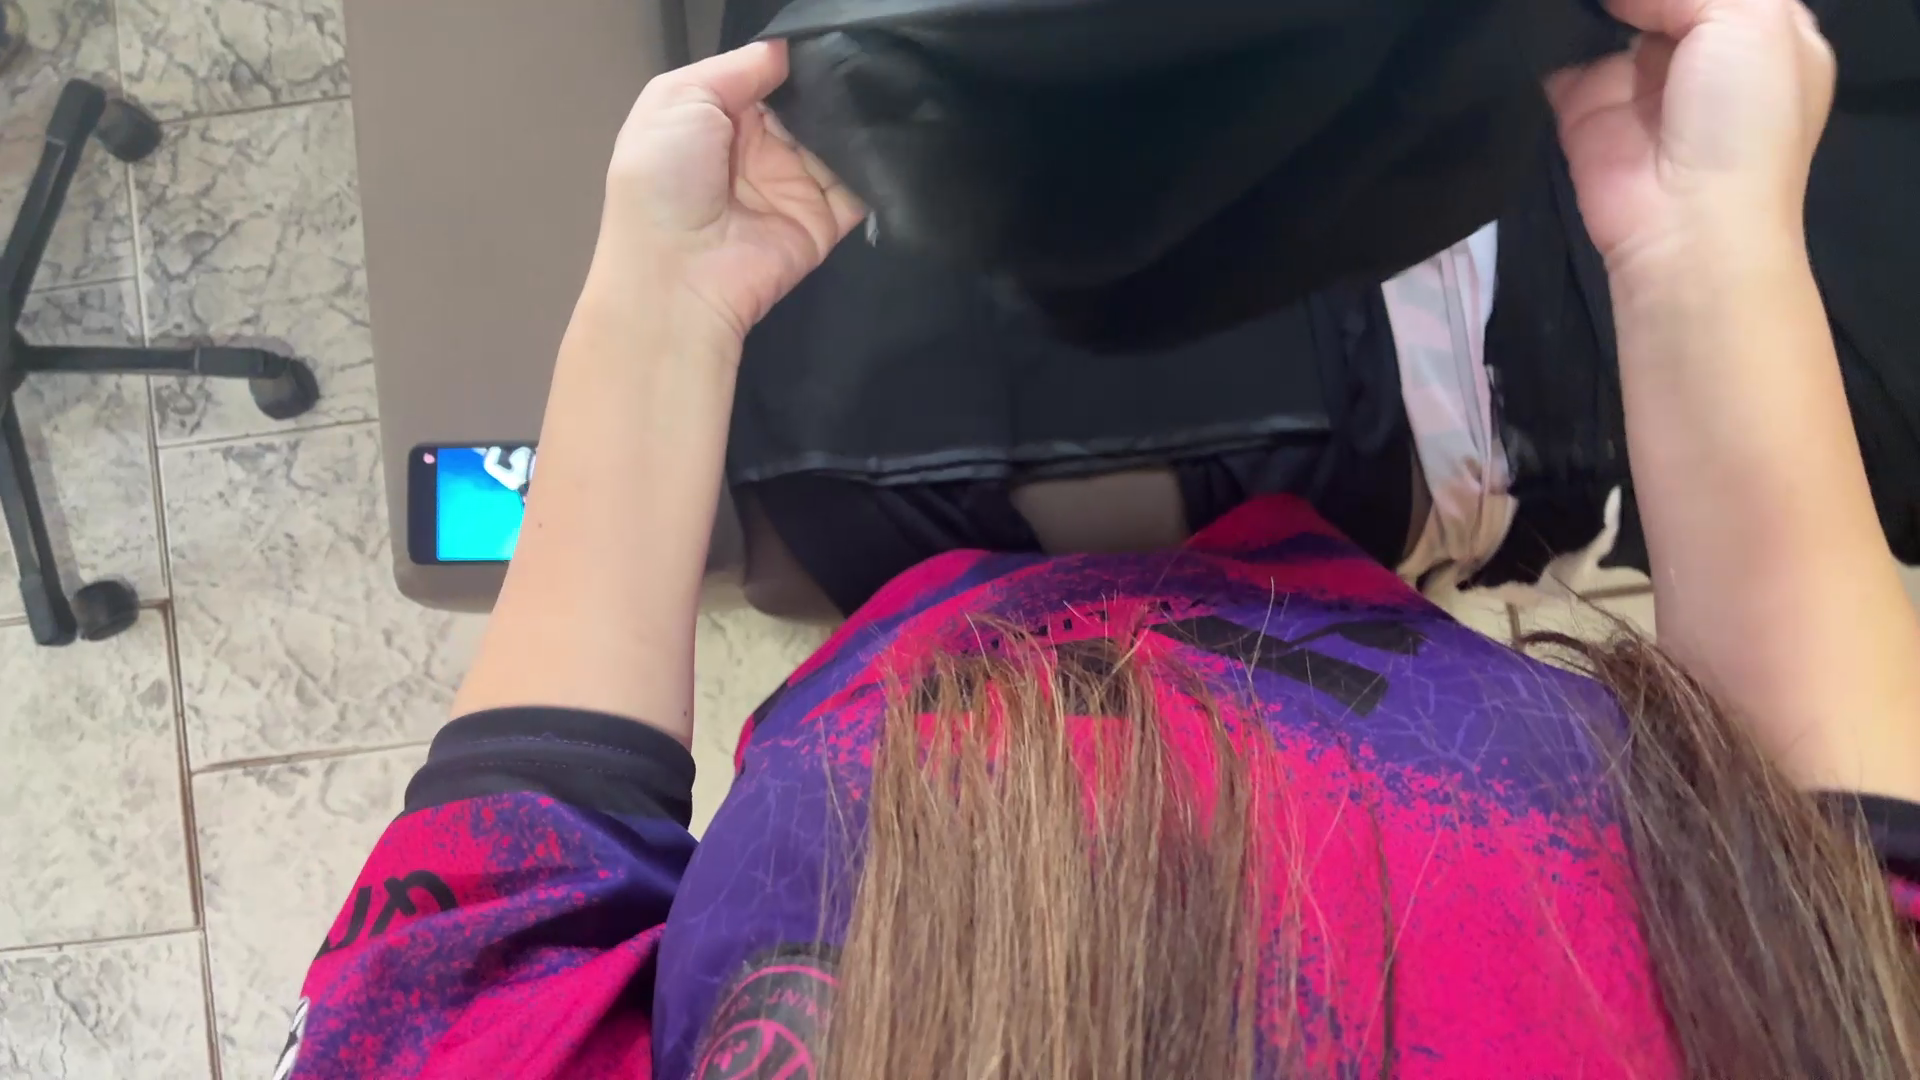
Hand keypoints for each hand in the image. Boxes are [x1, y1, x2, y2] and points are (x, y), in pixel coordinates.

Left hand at [595, 42, 866, 346]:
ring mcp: (794, 190)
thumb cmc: (666, 178)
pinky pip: (856, 192)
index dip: (792, 64)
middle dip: (829, 89)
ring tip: (875, 94)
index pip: (768, 83)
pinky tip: (884, 139)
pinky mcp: (824, 224)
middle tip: (856, 65)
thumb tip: (785, 50)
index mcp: (721, 122)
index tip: (822, 44)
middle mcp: (760, 154)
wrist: (681, 273)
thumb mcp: (679, 98)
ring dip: (853, 124)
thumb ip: (736, 69)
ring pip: (835, 146)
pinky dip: (873, 168)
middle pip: (807, 111)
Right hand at [1547, 0, 1834, 279]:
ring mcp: (1632, 87)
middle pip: (1656, 4)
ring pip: (1604, 28)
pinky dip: (1546, 53)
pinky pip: (1558, 72)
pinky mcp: (1579, 117)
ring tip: (1562, 4)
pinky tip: (1538, 32)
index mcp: (1756, 28)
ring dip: (1583, 16)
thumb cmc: (1738, 118)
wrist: (1680, 220)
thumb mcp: (1749, 20)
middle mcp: (1694, 55)